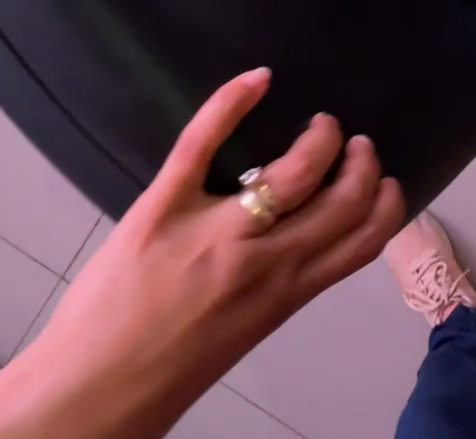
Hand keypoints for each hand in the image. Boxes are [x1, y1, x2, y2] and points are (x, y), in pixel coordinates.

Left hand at [0, 68, 404, 438]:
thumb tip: (298, 238)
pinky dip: (232, 101)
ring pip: (293, 169)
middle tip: (354, 141)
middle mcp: (265, 261)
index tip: (386, 181)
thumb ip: (276, 284)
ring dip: (320, 137)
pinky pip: (203, 142)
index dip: (387, 204)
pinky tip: (257, 79)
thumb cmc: (166, 373)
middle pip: (340, 198)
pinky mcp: (164, 205)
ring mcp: (216, 230)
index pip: (362, 242)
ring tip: (322, 123)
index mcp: (285, 295)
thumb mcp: (244, 333)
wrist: (88, 396)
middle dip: (360, 161)